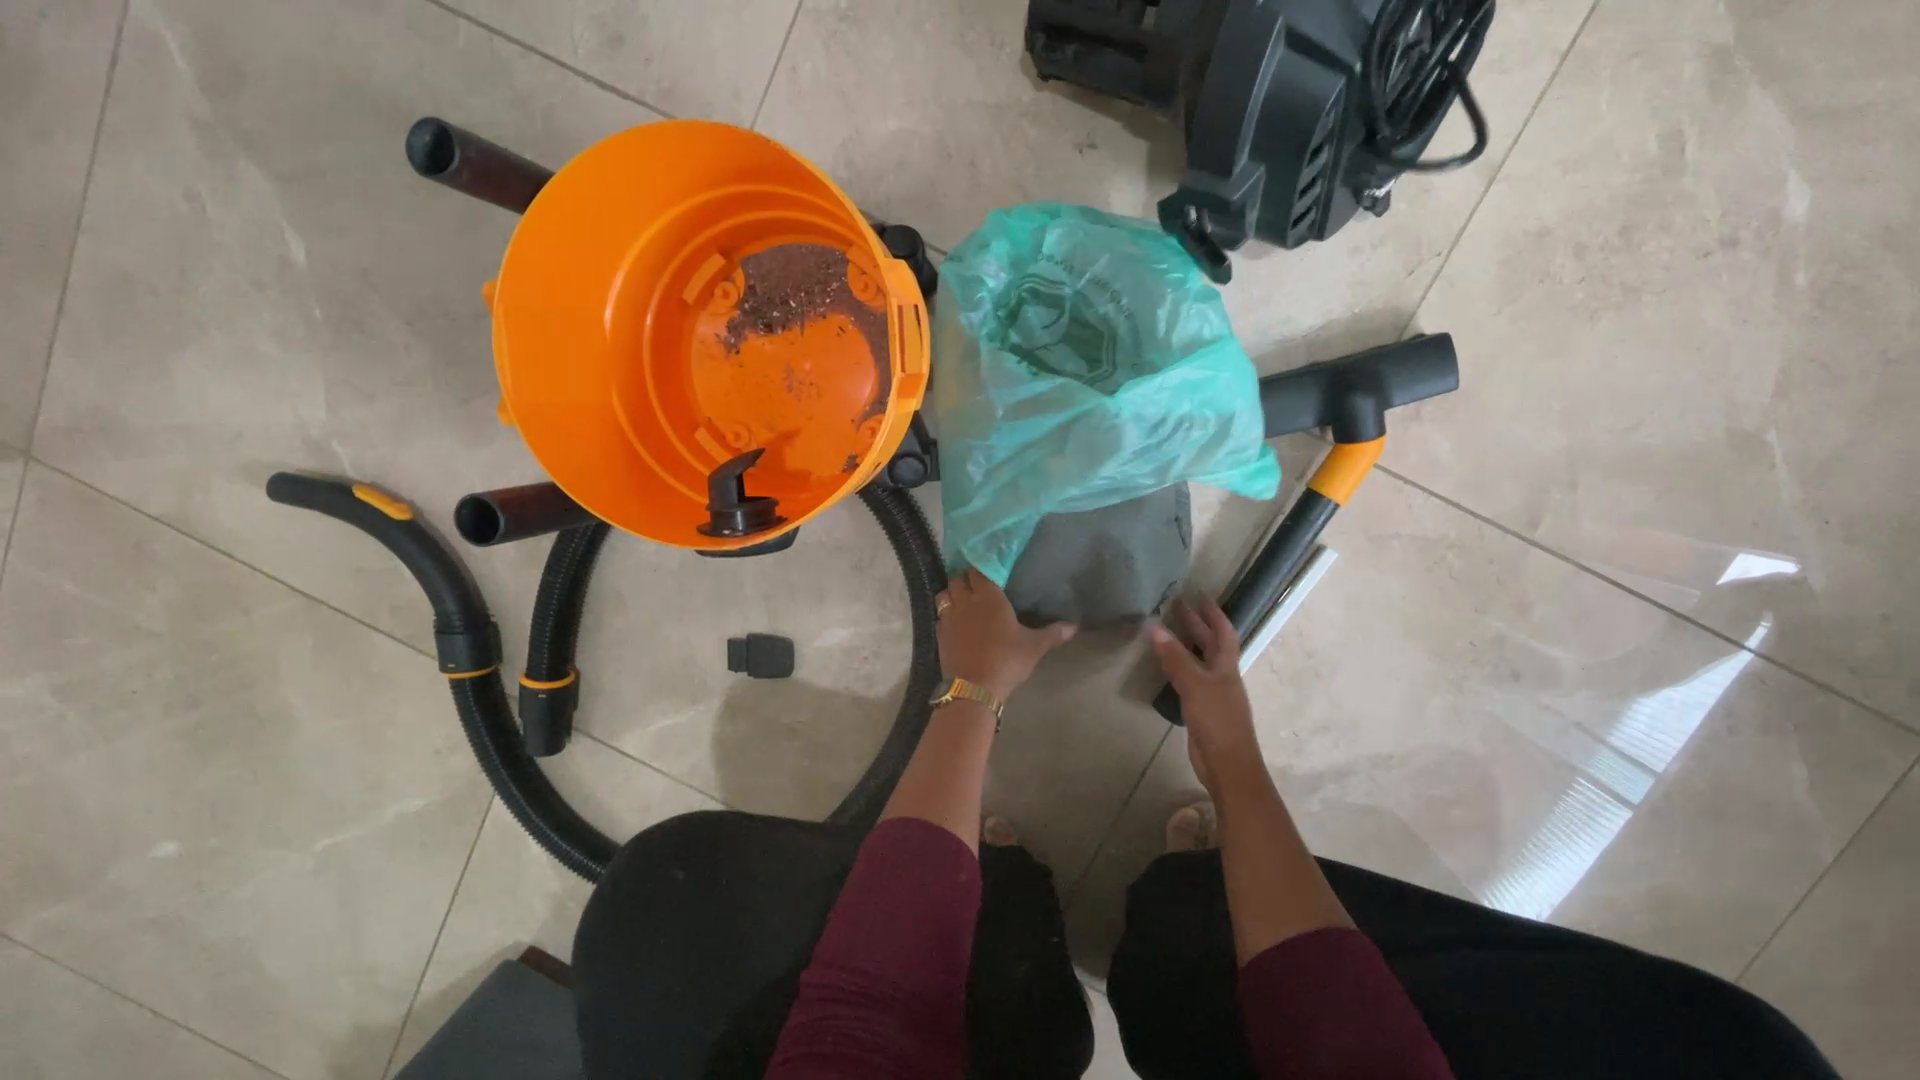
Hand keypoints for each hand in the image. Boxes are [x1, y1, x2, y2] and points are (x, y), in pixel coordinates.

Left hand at [936, 568, 1076, 701]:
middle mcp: (966, 601)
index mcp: (989, 597)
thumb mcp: (1034, 647)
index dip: (982, 570)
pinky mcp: (939, 635)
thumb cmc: (1007, 660)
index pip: (979, 571)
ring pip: (944, 595)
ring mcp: (949, 618)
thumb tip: (1075, 626)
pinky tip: (953, 622)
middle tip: (977, 586)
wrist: (974, 688)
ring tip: (962, 600)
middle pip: (958, 580)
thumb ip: (1053, 633)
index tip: (989, 573)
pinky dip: (944, 614)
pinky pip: (939, 616)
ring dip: (951, 593)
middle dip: (965, 579)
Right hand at [1150, 598, 1259, 794]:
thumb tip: (1154, 627)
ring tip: (1168, 631)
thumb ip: (1174, 658)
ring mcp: (1214, 694)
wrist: (1227, 764)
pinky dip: (1180, 667)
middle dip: (1196, 625)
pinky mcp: (1203, 710)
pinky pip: (1190, 680)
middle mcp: (1223, 676)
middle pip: (1211, 645)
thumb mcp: (1194, 685)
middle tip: (1177, 606)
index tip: (1199, 595)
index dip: (1213, 613)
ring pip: (1200, 662)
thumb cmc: (1217, 720)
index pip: (1223, 632)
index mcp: (1226, 667)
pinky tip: (1167, 667)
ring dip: (1187, 645)